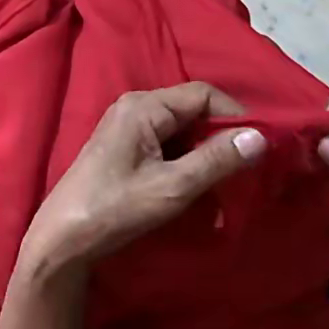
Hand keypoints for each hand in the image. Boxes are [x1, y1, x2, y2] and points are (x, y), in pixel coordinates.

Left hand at [20, 84, 267, 276]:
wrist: (65, 234)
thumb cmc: (116, 207)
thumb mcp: (173, 186)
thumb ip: (216, 159)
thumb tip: (261, 136)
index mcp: (144, 106)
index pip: (204, 94)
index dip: (237, 116)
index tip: (263, 147)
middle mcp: (135, 106)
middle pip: (194, 109)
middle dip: (223, 136)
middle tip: (249, 169)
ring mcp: (128, 125)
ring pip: (183, 128)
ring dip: (207, 151)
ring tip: (227, 183)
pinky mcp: (125, 146)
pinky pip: (168, 142)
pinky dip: (188, 159)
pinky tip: (199, 186)